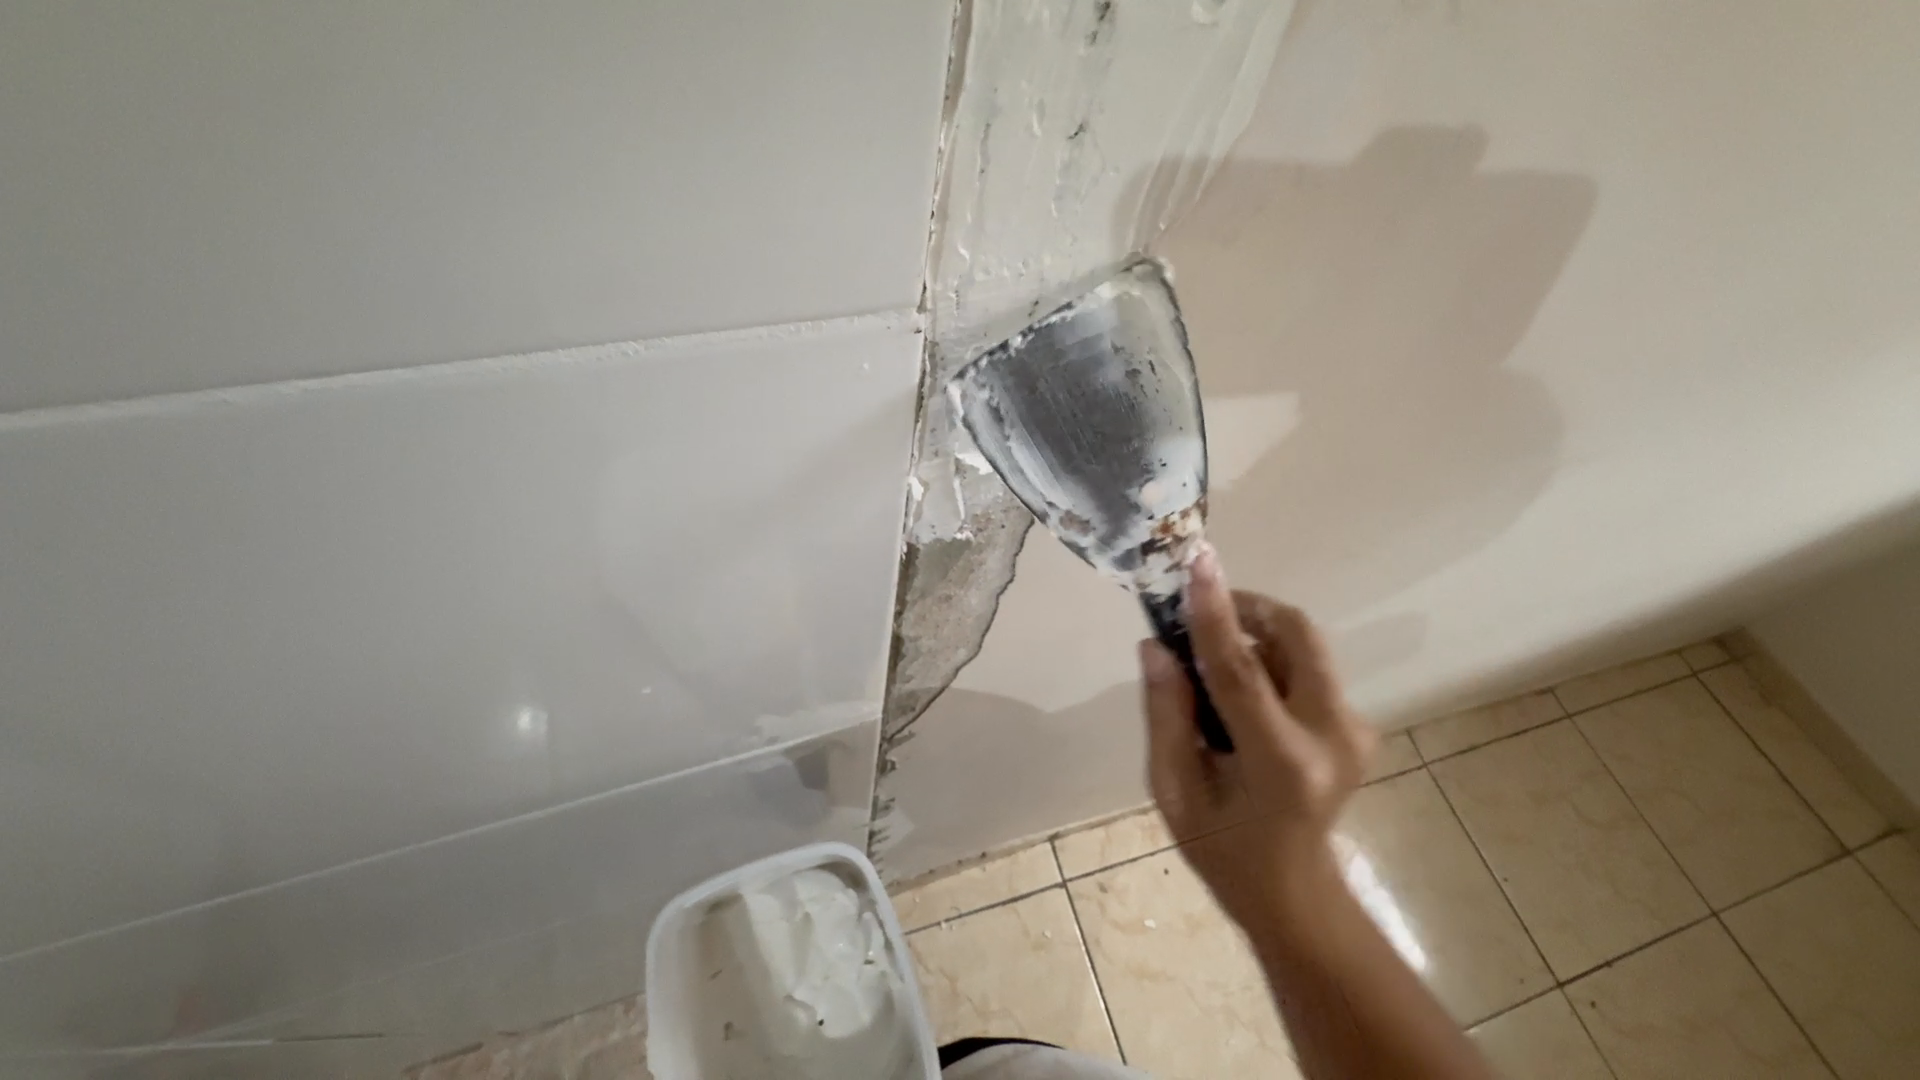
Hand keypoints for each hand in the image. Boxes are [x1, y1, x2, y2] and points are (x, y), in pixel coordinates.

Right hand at [1139, 543, 1376, 934]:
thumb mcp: (1173, 788)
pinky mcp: (1359, 725)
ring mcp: (1355, 730)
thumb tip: (1156, 646)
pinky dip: (1270, 662)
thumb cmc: (1220, 847)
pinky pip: (1307, 668)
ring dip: (1256, 637)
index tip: (1196, 563)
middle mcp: (1332, 736)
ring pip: (1304, 646)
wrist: (1292, 890)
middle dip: (1247, 609)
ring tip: (1212, 667)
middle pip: (1297, 636)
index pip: (1241, 670)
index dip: (1213, 613)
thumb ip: (1166, 713)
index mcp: (1281, 761)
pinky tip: (1242, 696)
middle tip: (1200, 615)